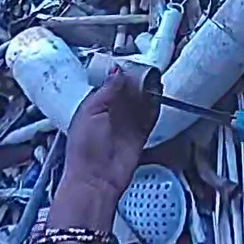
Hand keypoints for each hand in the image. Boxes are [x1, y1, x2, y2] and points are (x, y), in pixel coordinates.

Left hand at [60, 68, 159, 198]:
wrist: (96, 180)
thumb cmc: (85, 150)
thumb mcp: (91, 111)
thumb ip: (106, 90)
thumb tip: (116, 71)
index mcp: (94, 105)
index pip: (111, 84)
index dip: (122, 74)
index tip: (132, 63)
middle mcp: (111, 113)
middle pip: (128, 91)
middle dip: (137, 81)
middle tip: (146, 69)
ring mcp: (126, 124)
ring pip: (140, 102)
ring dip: (148, 92)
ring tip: (155, 80)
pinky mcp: (139, 135)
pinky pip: (150, 117)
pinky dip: (155, 108)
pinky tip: (159, 97)